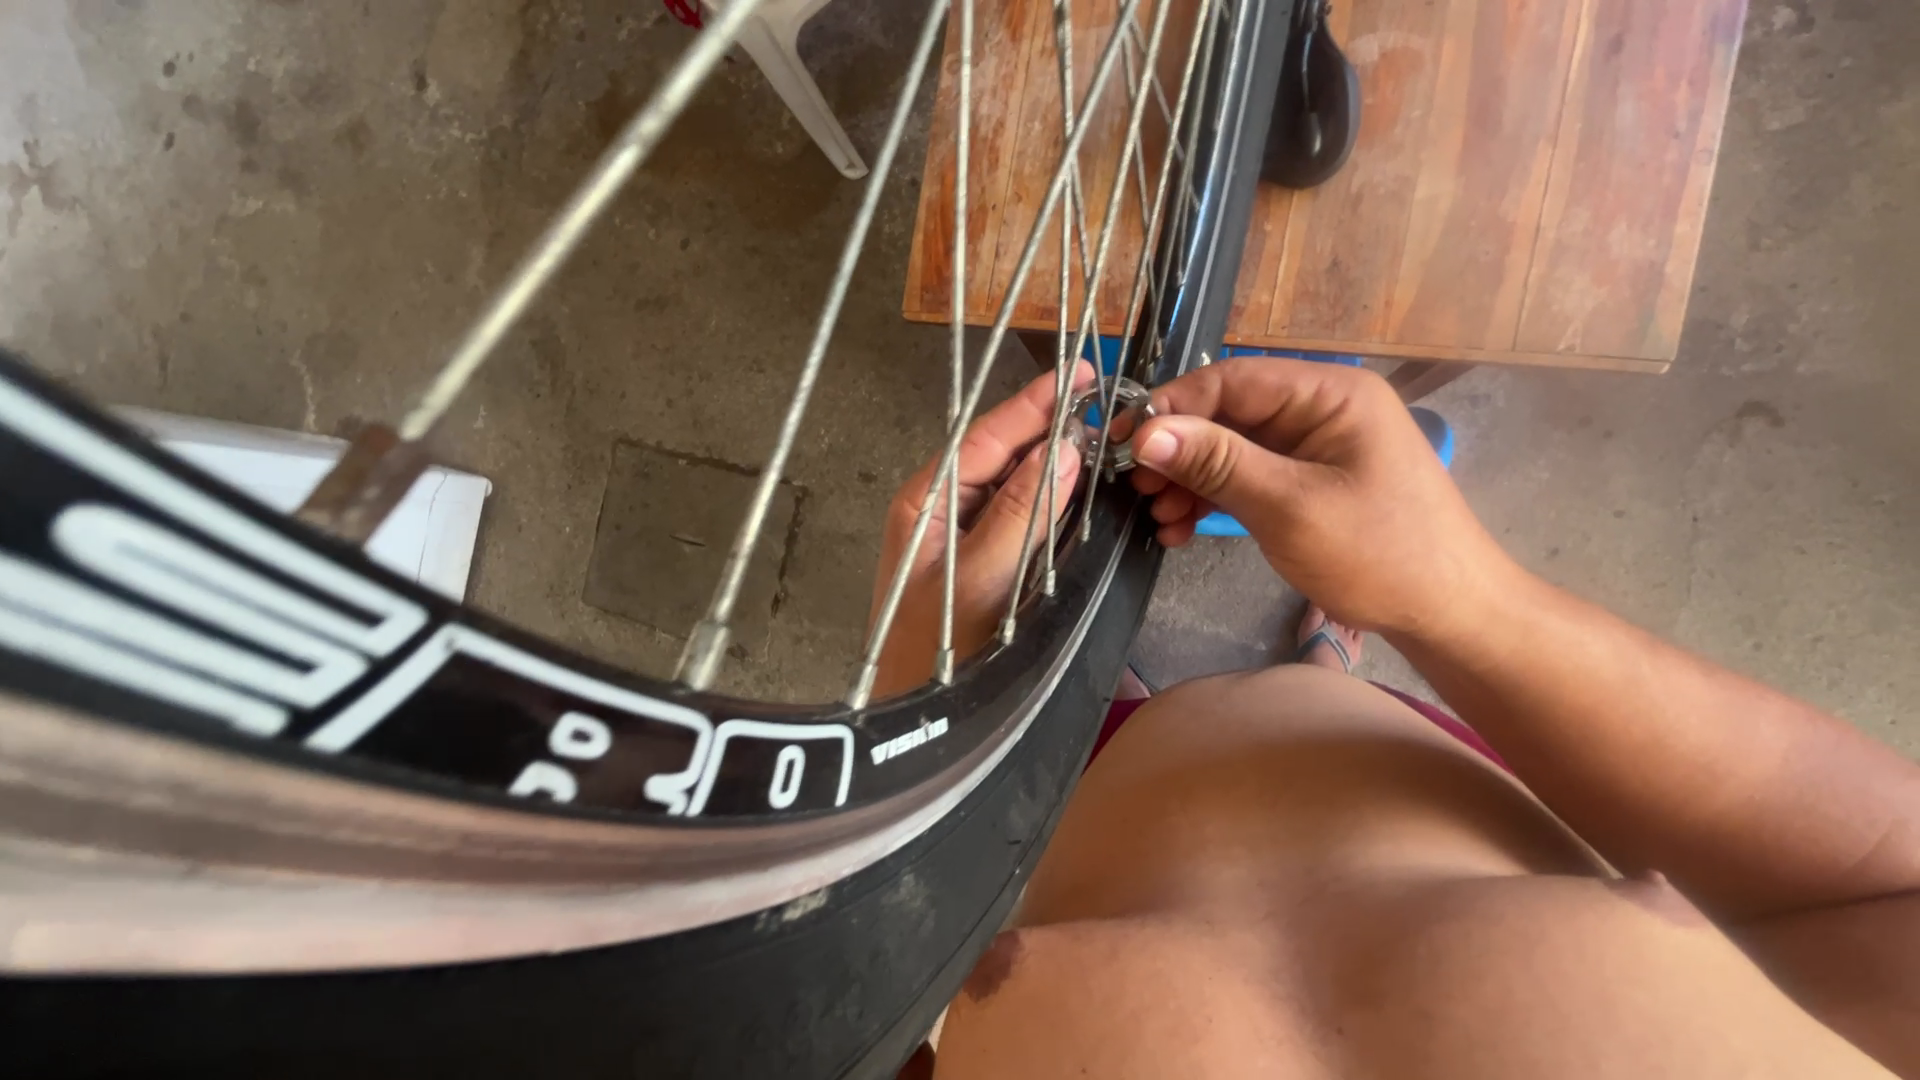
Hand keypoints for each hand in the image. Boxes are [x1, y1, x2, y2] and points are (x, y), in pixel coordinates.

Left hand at [868, 363, 1092, 697]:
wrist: (919, 712)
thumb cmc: (940, 648)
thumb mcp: (982, 579)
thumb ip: (1022, 513)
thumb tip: (1064, 447)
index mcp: (928, 499)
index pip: (987, 436)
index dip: (1035, 402)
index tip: (1081, 371)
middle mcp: (942, 505)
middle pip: (1001, 452)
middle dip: (1049, 424)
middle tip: (1104, 401)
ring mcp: (962, 531)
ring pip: (1014, 480)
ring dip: (1055, 457)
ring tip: (1101, 433)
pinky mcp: (984, 555)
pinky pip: (1022, 512)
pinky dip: (1052, 497)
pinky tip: (1080, 485)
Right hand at [1128, 357, 1517, 638]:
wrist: (1444, 612)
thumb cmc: (1378, 553)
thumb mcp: (1289, 506)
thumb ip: (1217, 463)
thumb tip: (1147, 433)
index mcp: (1328, 393)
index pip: (1230, 380)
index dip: (1170, 406)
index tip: (1123, 442)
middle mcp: (1317, 409)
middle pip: (1225, 415)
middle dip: (1177, 452)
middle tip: (1138, 490)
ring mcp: (1310, 447)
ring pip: (1227, 449)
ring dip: (1188, 482)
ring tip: (1160, 518)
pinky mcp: (1304, 480)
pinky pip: (1244, 478)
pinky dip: (1210, 500)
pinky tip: (1181, 529)